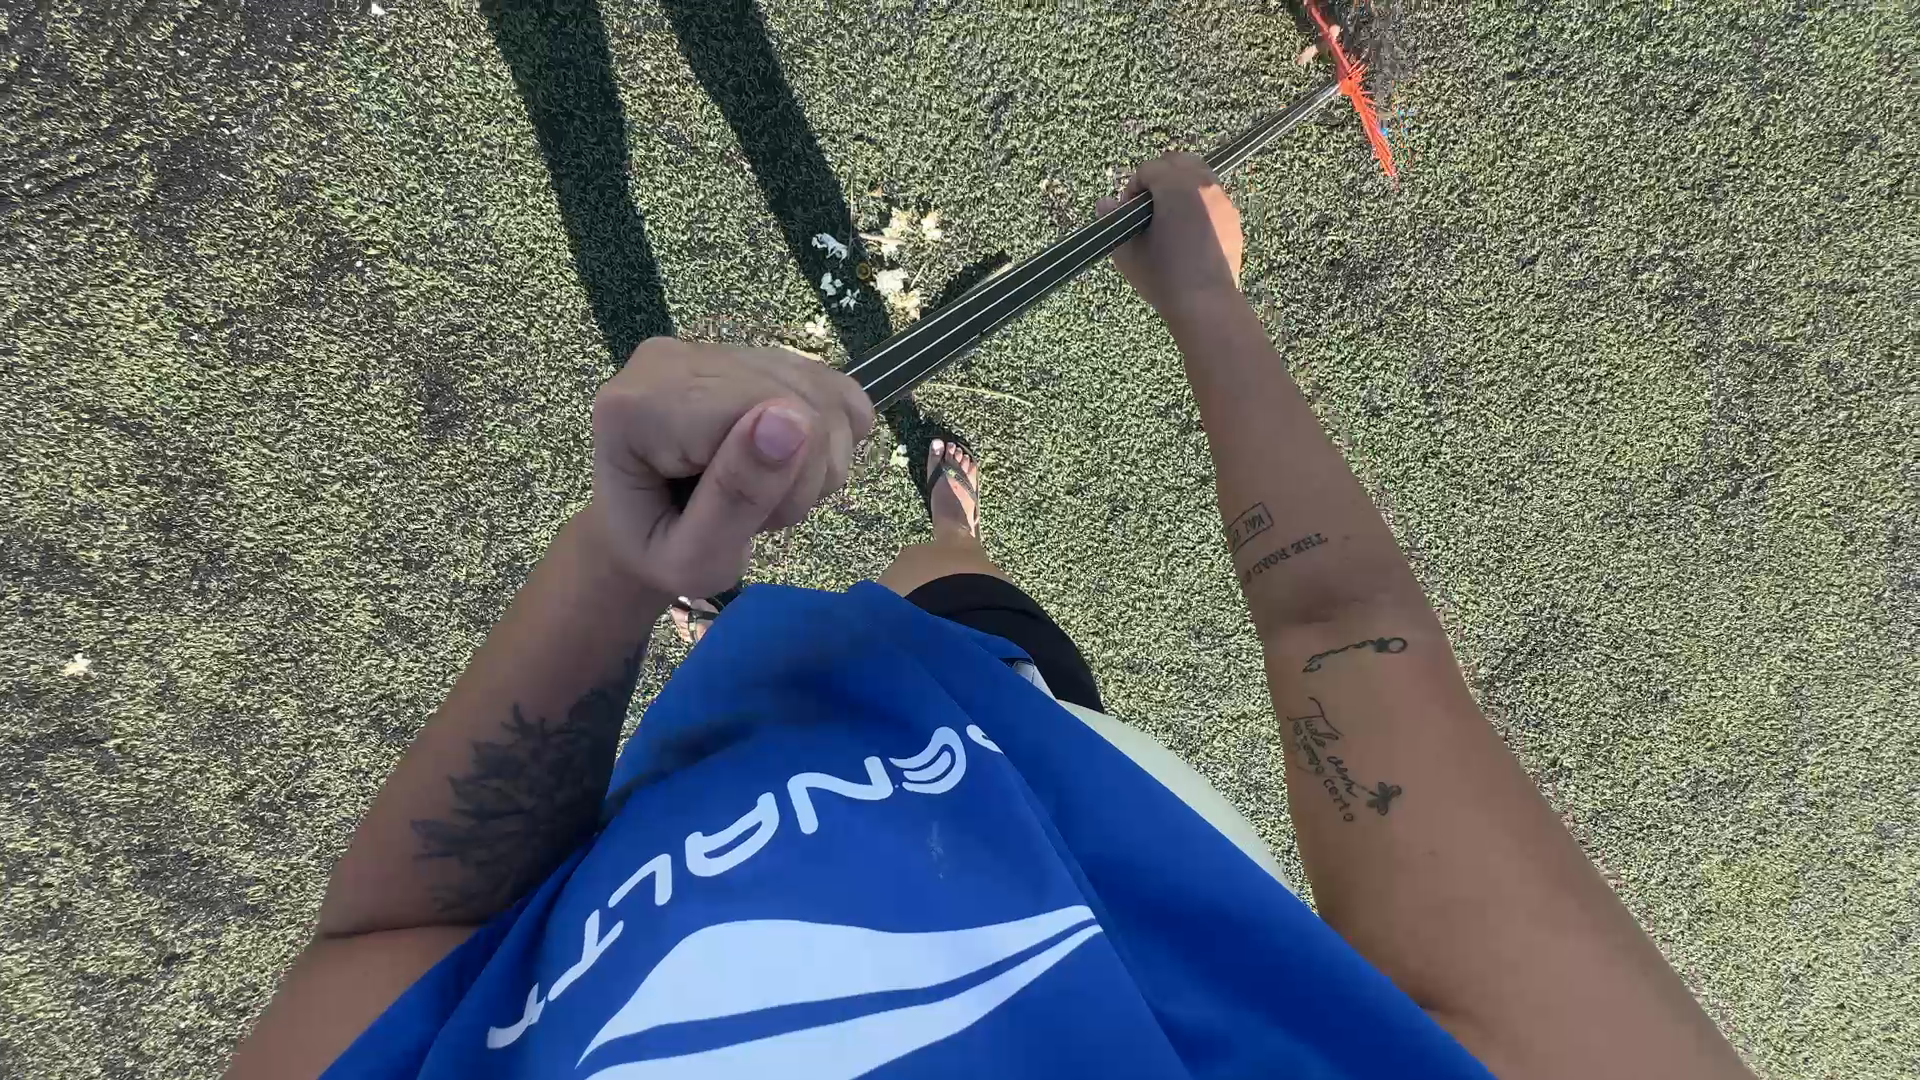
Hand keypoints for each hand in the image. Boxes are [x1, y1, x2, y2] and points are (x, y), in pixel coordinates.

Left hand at [591, 337, 872, 597]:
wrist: (646, 532)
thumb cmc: (660, 557)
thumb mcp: (693, 560)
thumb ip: (737, 496)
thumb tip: (793, 419)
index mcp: (640, 406)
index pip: (766, 407)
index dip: (787, 473)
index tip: (749, 520)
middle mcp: (673, 359)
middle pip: (800, 396)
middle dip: (805, 471)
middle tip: (759, 511)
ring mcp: (714, 349)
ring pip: (823, 391)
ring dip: (818, 459)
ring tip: (766, 489)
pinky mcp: (751, 353)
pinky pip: (828, 385)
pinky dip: (831, 436)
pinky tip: (792, 461)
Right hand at [1097, 153, 1243, 320]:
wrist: (1205, 302)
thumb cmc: (1163, 277)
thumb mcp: (1129, 252)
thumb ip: (1114, 222)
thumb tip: (1103, 203)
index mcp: (1175, 186)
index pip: (1149, 169)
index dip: (1132, 188)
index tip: (1127, 213)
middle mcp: (1203, 184)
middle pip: (1177, 161)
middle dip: (1158, 178)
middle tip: (1146, 209)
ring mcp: (1222, 199)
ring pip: (1198, 175)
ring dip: (1179, 188)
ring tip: (1167, 219)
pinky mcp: (1232, 217)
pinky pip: (1211, 197)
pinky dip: (1196, 204)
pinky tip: (1186, 233)